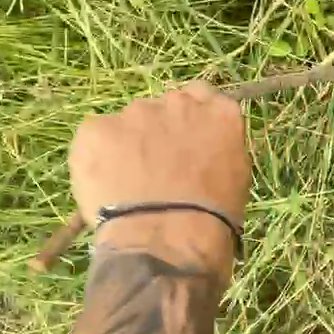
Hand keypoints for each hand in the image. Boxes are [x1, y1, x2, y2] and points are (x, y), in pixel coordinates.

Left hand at [69, 81, 248, 276]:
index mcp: (220, 113)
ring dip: (131, 143)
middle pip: (165, 106)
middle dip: (161, 129)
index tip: (189, 139)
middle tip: (160, 165)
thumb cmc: (215, 215)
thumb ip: (218, 147)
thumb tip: (202, 148)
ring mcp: (135, 112)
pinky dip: (100, 157)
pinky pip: (97, 138)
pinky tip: (109, 186)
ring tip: (131, 182)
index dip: (193, 118)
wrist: (168, 237)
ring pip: (129, 123)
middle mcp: (179, 102)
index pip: (204, 96)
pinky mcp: (97, 128)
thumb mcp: (236, 175)